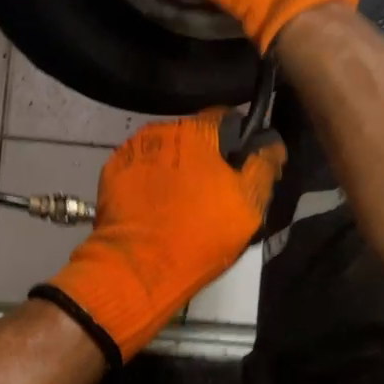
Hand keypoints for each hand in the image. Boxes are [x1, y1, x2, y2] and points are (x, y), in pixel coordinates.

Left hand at [35, 110, 285, 362]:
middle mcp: (161, 128)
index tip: (244, 164)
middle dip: (206, 154)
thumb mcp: (248, 206)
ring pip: (166, 149)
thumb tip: (271, 143)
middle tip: (215, 188)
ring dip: (177, 164)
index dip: (241, 138)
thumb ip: (263, 167)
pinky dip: (151, 178)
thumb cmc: (199, 235)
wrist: (137, 266)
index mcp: (197, 131)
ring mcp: (132, 148)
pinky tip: (155, 204)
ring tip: (182, 199)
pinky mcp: (112, 169)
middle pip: (194, 134)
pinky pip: (141, 166)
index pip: (226, 117)